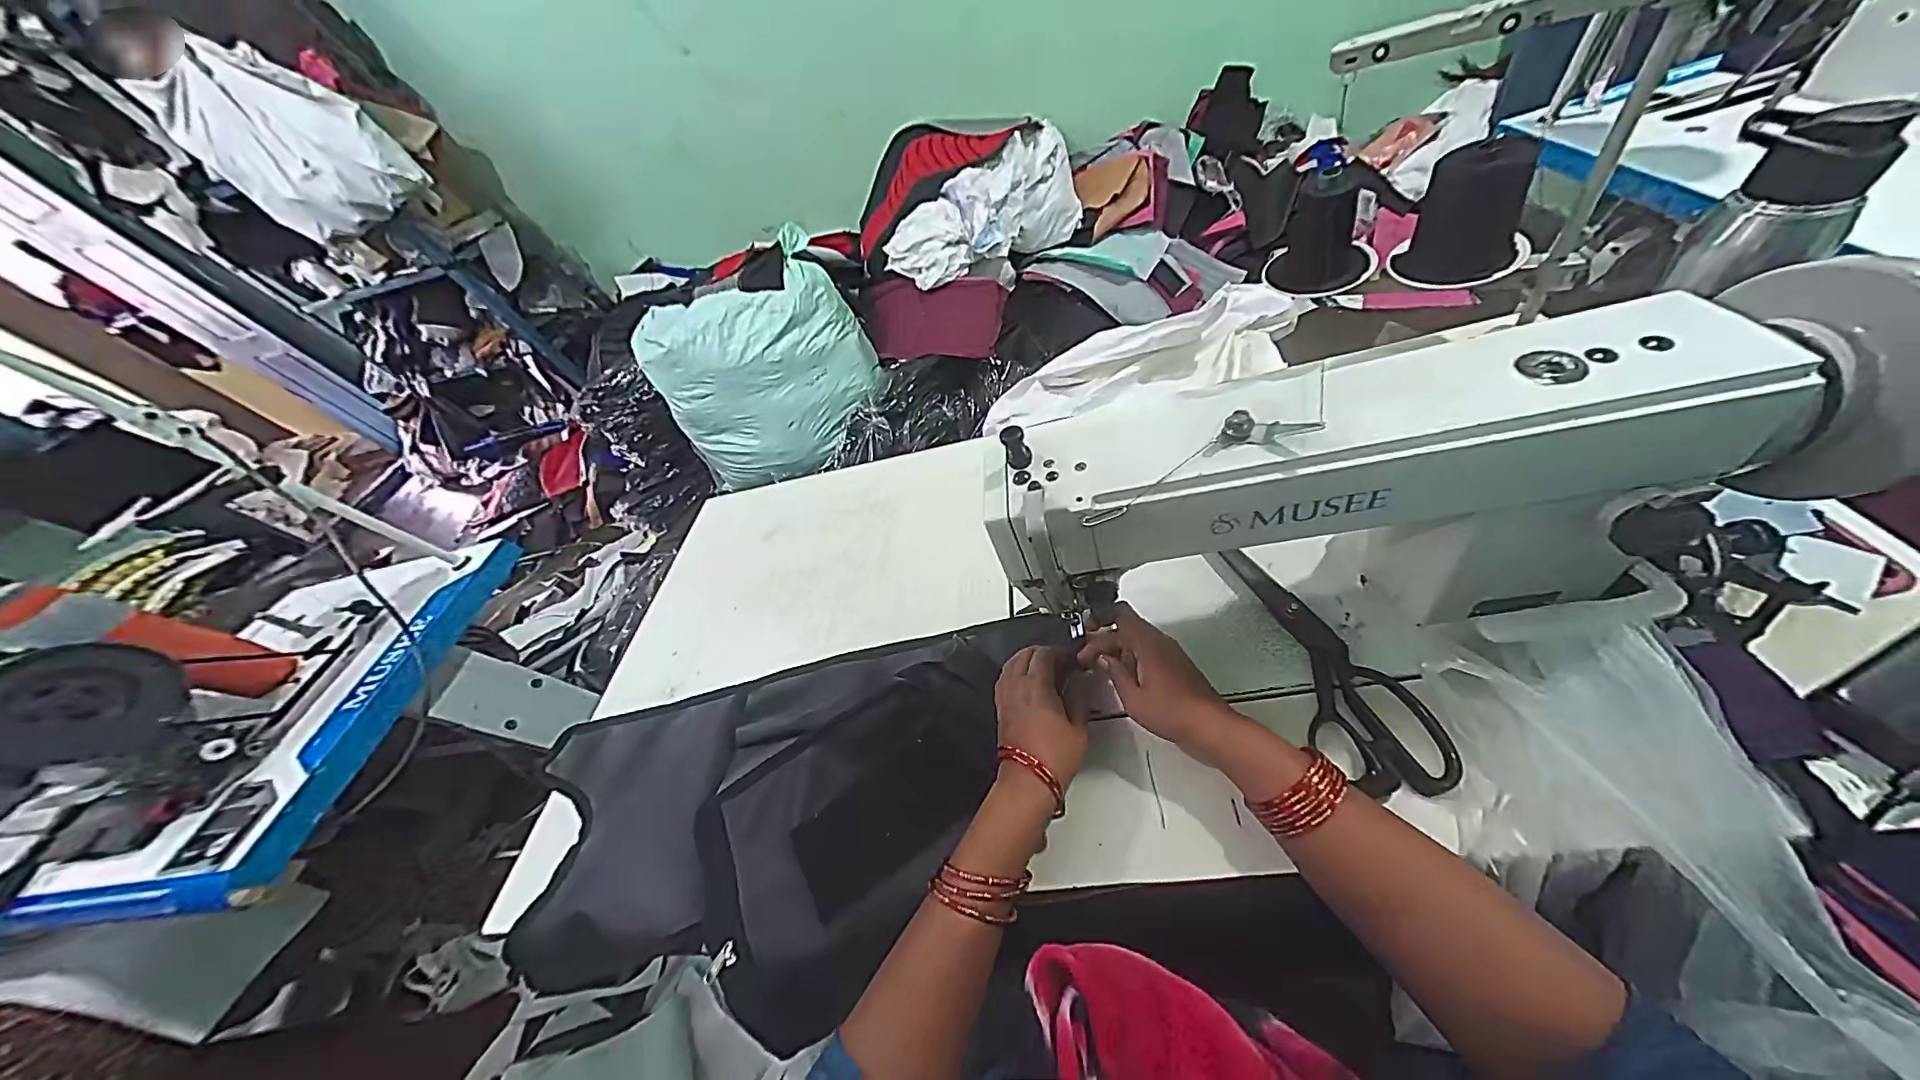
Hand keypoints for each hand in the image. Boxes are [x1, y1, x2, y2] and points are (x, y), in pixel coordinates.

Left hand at [994, 646, 1089, 791]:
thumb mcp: (1079, 727)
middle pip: (1024, 654)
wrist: (1028, 781)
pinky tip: (1027, 683)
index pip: (1044, 654)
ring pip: (1011, 664)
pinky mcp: (1000, 709)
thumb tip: (1077, 684)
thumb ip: (1078, 698)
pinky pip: (1005, 679)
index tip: (1070, 661)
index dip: (1059, 653)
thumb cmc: (1052, 758)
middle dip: (1042, 653)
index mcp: (1036, 687)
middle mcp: (1016, 688)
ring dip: (1027, 661)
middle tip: (1059, 662)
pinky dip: (1016, 673)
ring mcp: (1005, 698)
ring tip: (1044, 669)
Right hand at [1077, 603, 1235, 749]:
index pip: (1118, 616)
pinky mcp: (1175, 664)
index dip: (1096, 626)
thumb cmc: (1174, 712)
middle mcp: (1160, 642)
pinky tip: (1125, 676)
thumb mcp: (1132, 697)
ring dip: (1118, 647)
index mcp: (1147, 643)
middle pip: (1127, 625)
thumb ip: (1115, 673)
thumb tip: (1105, 660)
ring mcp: (1170, 652)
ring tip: (1104, 666)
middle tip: (1090, 654)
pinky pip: (1148, 650)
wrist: (1208, 725)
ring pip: (1137, 637)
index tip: (1085, 644)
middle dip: (1105, 637)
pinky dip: (1132, 656)